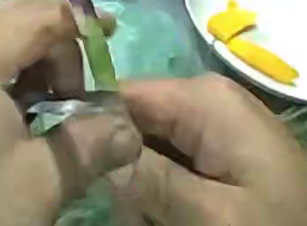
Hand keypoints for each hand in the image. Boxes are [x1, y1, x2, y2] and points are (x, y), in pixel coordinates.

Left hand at [0, 0, 142, 225]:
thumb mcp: (37, 181)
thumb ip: (89, 145)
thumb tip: (131, 127)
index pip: (47, 13)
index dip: (87, 22)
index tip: (120, 38)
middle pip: (29, 13)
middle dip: (65, 43)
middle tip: (88, 93)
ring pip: (11, 28)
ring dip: (43, 56)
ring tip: (62, 105)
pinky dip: (21, 65)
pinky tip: (31, 105)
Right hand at [110, 75, 306, 225]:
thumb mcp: (221, 218)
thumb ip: (155, 181)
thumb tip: (91, 149)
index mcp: (202, 98)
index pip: (123, 94)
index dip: (96, 130)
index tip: (82, 174)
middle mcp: (203, 99)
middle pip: (135, 124)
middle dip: (127, 172)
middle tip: (138, 220)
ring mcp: (215, 124)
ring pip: (151, 148)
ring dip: (146, 191)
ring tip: (159, 224)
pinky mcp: (224, 150)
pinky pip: (176, 162)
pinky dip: (168, 194)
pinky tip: (176, 220)